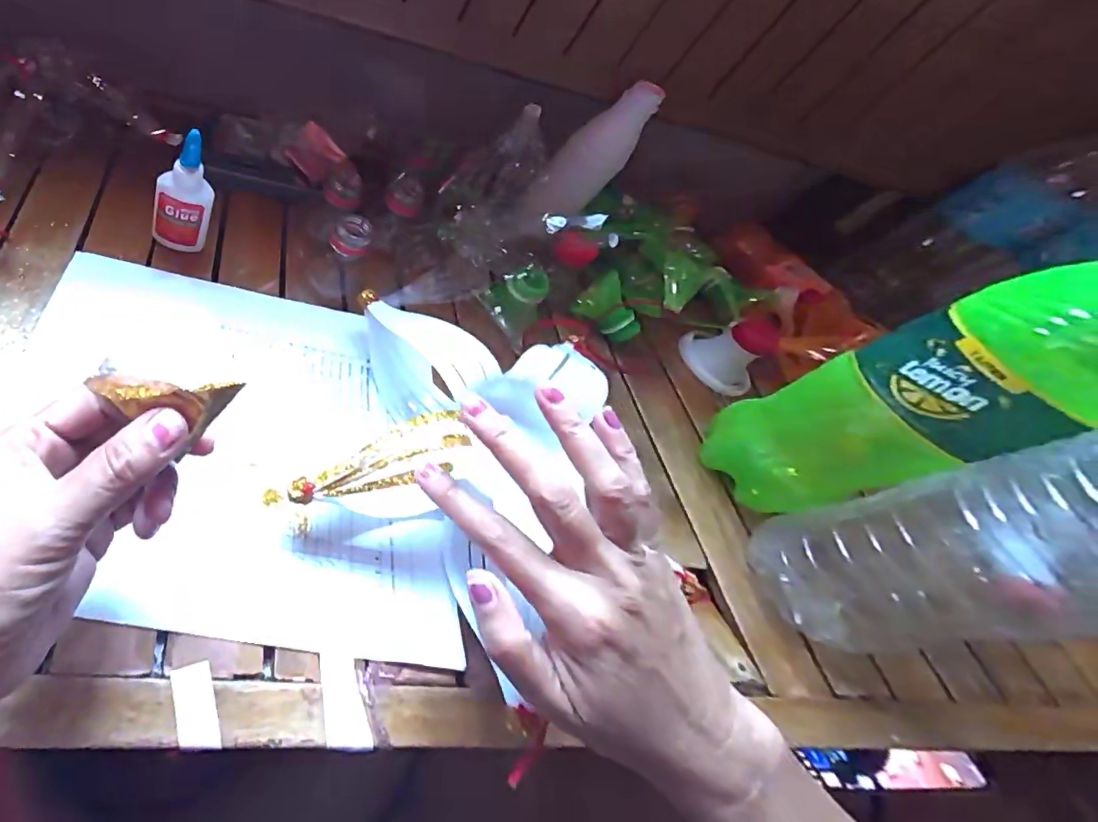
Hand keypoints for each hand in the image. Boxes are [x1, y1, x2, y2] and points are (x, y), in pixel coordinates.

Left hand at [0, 387, 209, 712]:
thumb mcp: (53, 520)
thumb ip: (115, 471)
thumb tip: (172, 421)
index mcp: (31, 441)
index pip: (97, 399)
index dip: (145, 397)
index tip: (193, 407)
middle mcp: (52, 463)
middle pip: (118, 433)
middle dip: (157, 441)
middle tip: (203, 450)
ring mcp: (69, 501)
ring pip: (128, 470)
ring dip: (154, 482)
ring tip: (158, 516)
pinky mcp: (83, 536)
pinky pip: (126, 504)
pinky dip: (145, 509)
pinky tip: (148, 529)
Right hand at [416, 388, 792, 817]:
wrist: (703, 738)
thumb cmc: (612, 716)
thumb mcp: (548, 698)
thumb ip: (505, 638)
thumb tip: (474, 575)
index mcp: (574, 612)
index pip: (504, 544)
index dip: (460, 503)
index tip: (425, 471)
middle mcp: (609, 574)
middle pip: (557, 497)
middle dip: (510, 447)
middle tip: (473, 408)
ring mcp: (640, 559)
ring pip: (611, 485)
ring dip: (577, 433)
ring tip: (546, 390)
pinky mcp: (657, 552)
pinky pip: (643, 496)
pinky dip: (623, 452)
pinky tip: (603, 415)